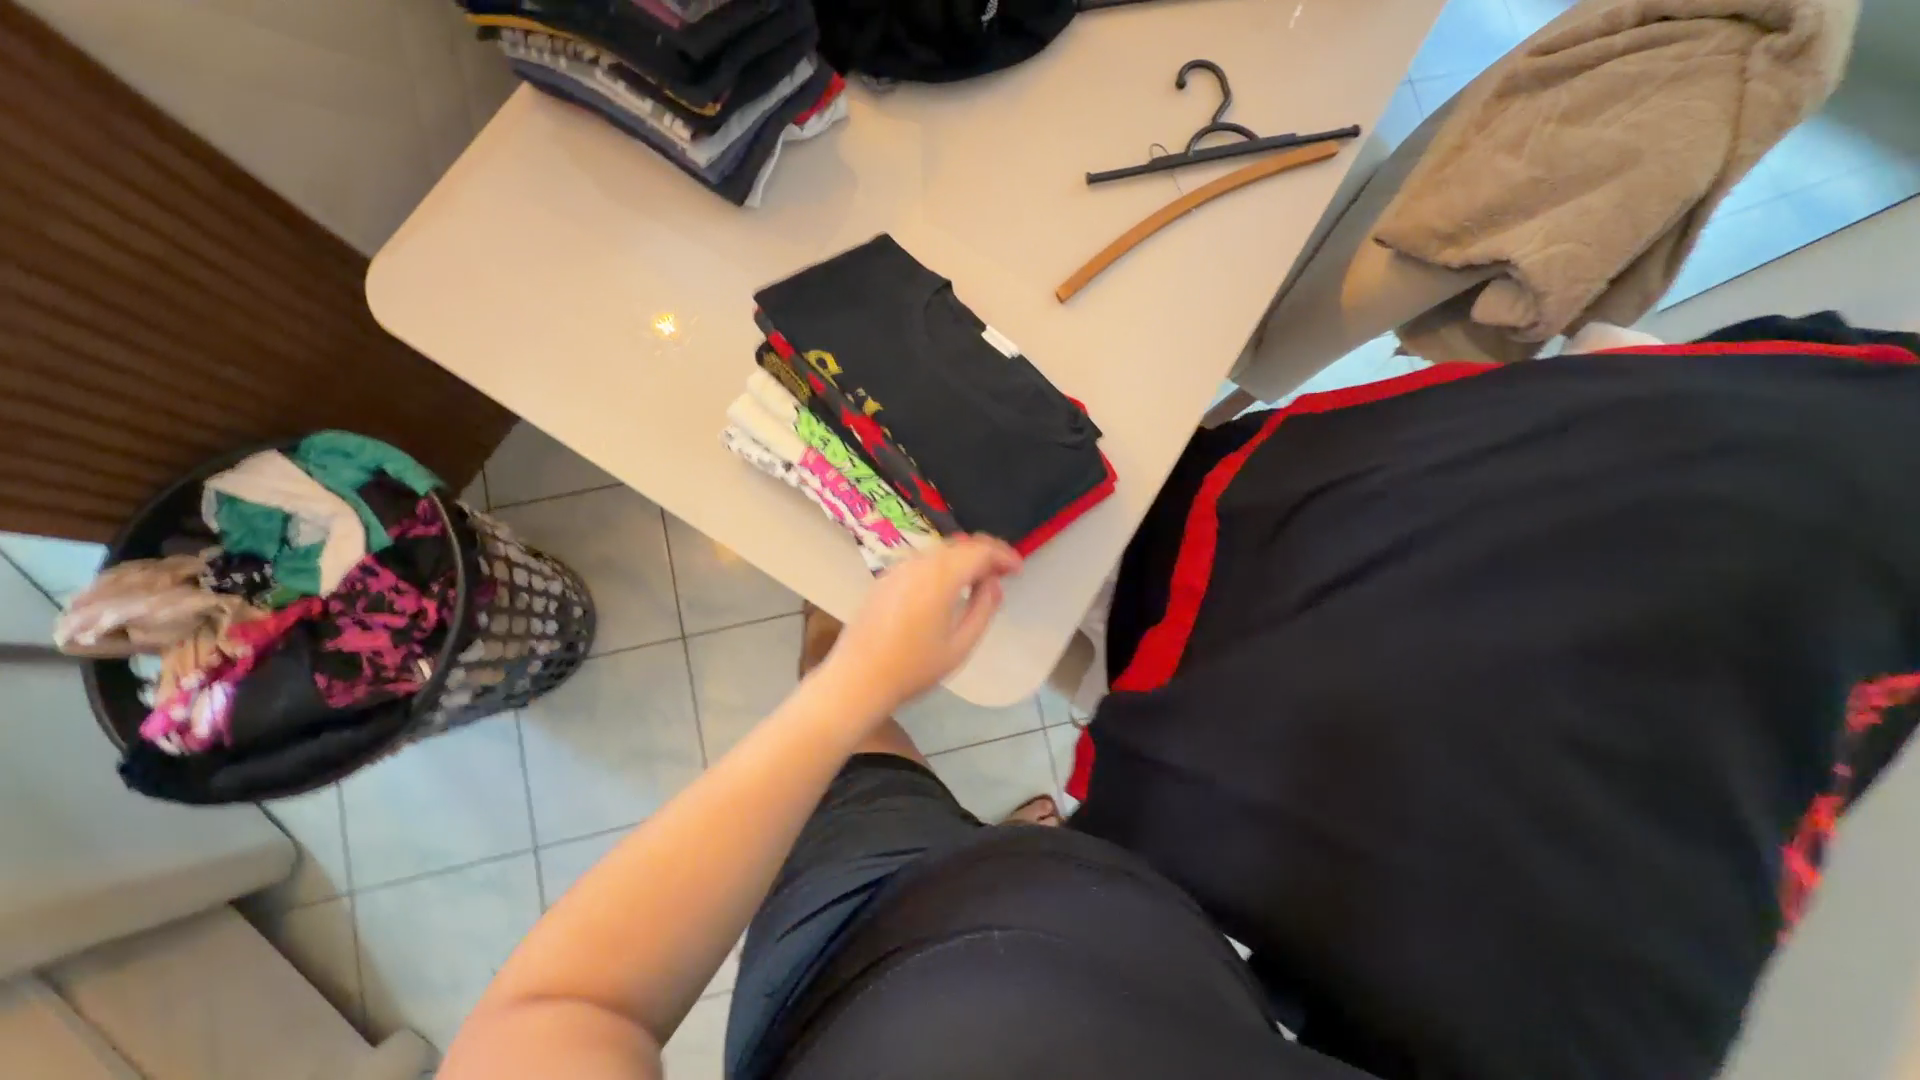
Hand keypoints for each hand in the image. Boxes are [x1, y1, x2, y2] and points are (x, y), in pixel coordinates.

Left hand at [817, 536, 1022, 712]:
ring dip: (963, 557)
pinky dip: (942, 564)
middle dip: (985, 553)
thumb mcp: (959, 646)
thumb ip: (983, 609)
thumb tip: (993, 584)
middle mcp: (918, 563)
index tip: (1018, 570)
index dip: (1004, 556)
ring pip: (939, 550)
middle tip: (1003, 573)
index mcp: (940, 577)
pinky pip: (921, 560)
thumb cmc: (913, 668)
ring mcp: (897, 568)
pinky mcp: (884, 578)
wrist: (857, 678)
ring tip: (979, 579)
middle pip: (960, 544)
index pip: (980, 551)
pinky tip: (947, 585)